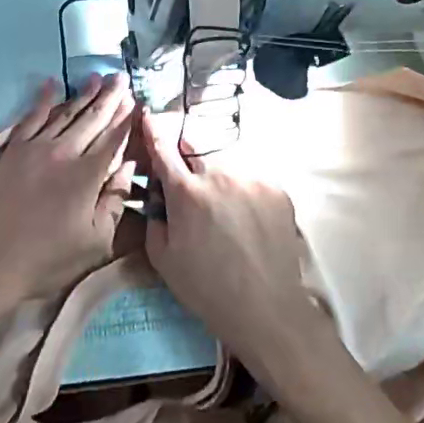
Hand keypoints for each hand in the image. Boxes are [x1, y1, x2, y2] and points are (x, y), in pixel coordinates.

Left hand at [0, 75, 137, 302]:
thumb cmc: (49, 260)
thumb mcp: (96, 241)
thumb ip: (115, 200)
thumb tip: (129, 166)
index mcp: (88, 175)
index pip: (113, 138)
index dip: (126, 118)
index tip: (136, 100)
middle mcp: (64, 153)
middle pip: (92, 119)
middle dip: (110, 97)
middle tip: (122, 77)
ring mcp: (35, 149)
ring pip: (65, 114)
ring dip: (83, 94)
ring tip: (97, 78)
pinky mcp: (13, 151)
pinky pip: (30, 118)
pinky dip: (42, 100)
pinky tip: (51, 84)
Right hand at [141, 114, 321, 370]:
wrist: (266, 309)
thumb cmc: (207, 288)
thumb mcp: (163, 258)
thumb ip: (153, 217)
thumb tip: (157, 196)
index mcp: (187, 192)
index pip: (163, 149)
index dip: (152, 130)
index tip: (147, 114)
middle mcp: (220, 174)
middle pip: (197, 146)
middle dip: (189, 155)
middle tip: (190, 179)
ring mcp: (252, 178)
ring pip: (227, 161)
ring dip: (218, 173)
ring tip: (223, 208)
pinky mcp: (277, 189)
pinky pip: (252, 177)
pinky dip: (243, 189)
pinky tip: (246, 218)